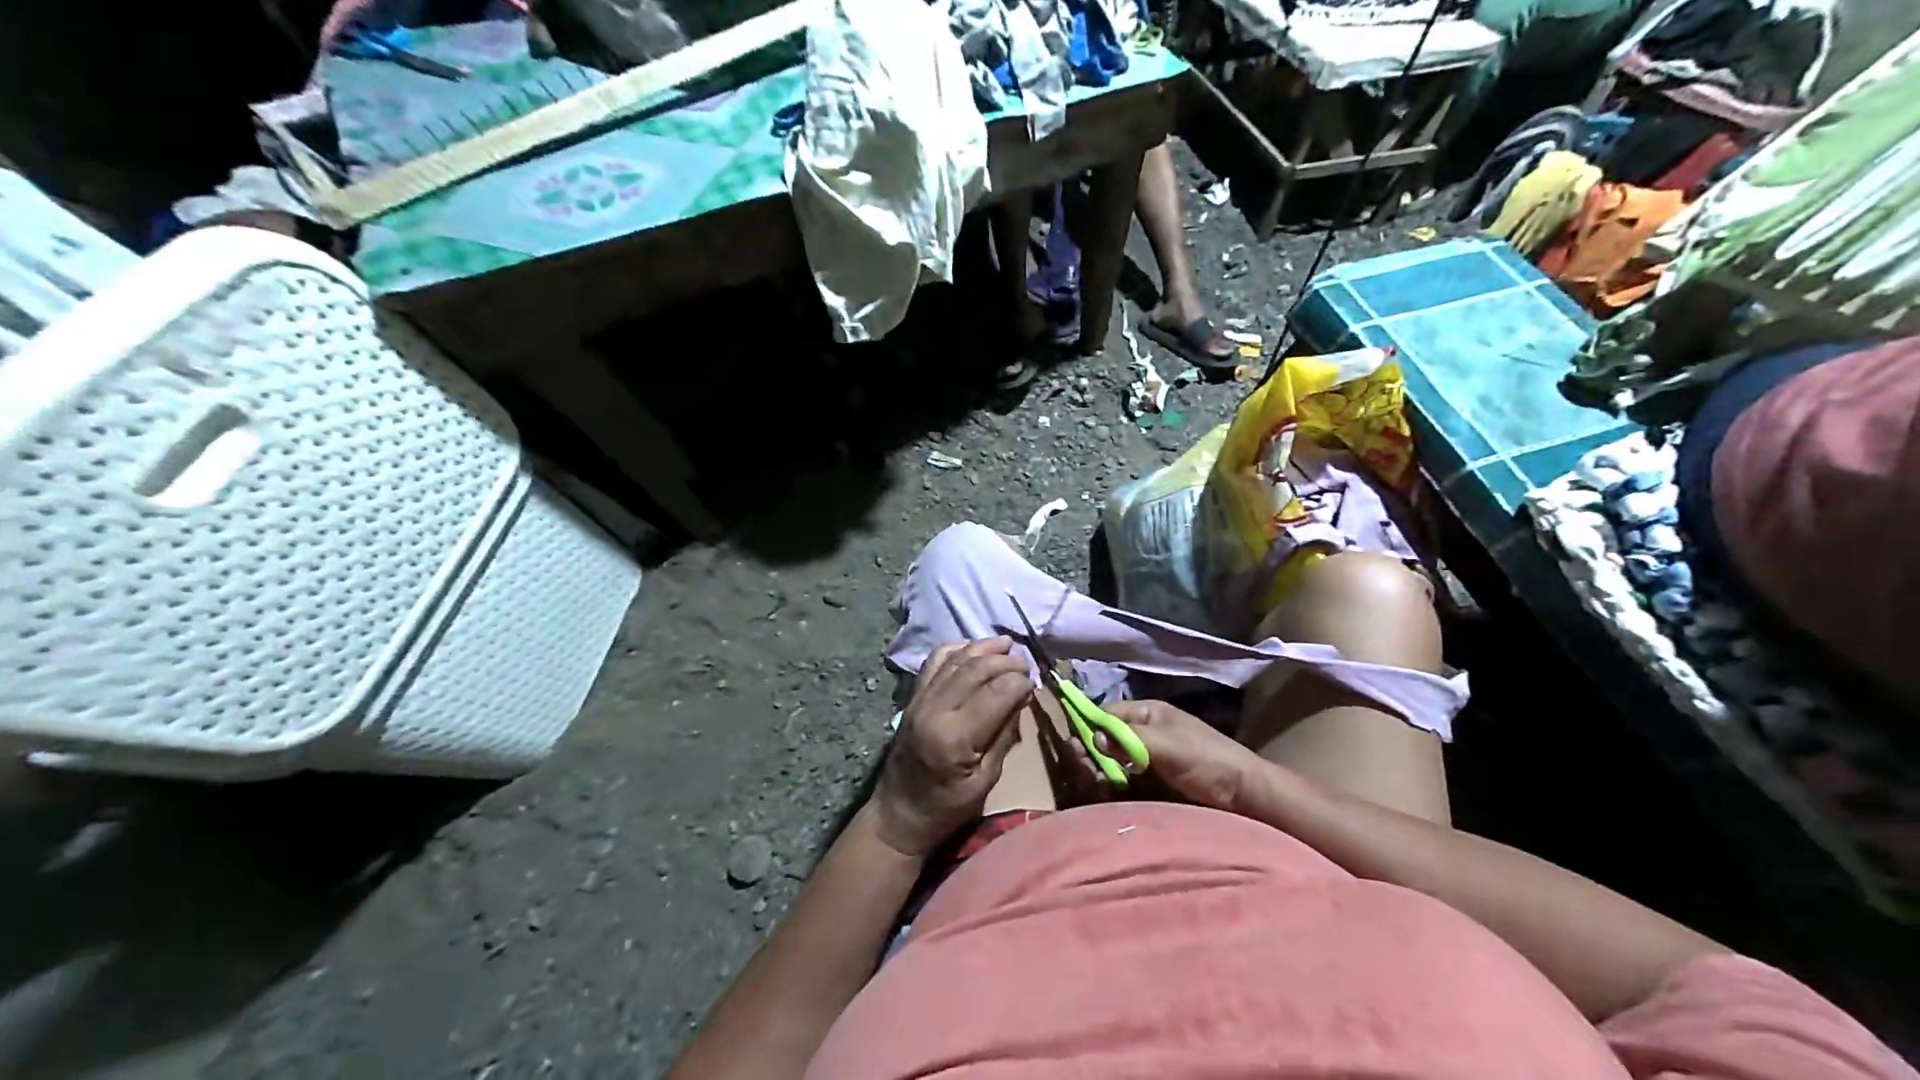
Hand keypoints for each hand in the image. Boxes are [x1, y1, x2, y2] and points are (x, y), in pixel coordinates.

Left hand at [870, 638, 1031, 856]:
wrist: (899, 812)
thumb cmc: (947, 807)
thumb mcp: (986, 780)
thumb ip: (1004, 735)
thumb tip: (1022, 696)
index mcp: (956, 737)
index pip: (996, 693)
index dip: (1021, 683)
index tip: (1035, 685)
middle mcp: (935, 709)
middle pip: (977, 669)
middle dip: (1006, 661)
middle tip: (1026, 664)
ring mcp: (920, 699)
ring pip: (956, 659)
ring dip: (984, 648)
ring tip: (1007, 644)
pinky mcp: (913, 697)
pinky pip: (935, 662)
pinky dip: (956, 649)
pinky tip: (974, 647)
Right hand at [1102, 700, 1265, 812]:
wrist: (1244, 795)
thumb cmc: (1207, 759)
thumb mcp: (1168, 744)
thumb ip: (1129, 738)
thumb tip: (1092, 735)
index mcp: (1147, 713)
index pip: (1107, 713)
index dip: (1090, 727)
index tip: (1075, 747)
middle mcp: (1143, 732)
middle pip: (1105, 738)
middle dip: (1093, 752)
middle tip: (1086, 769)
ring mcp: (1147, 758)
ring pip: (1111, 760)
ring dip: (1101, 771)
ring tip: (1097, 783)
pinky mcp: (1151, 783)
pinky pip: (1123, 780)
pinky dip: (1113, 785)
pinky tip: (1109, 793)